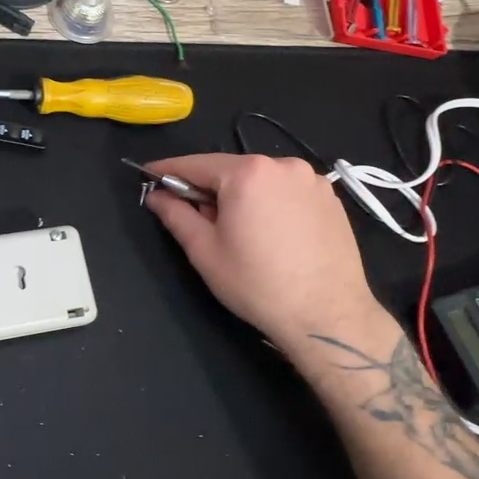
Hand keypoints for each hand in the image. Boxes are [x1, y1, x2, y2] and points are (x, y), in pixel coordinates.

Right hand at [143, 154, 383, 361]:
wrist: (328, 315)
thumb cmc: (257, 284)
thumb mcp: (204, 250)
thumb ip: (176, 215)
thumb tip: (157, 196)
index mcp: (247, 173)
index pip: (195, 164)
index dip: (168, 171)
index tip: (147, 175)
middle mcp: (283, 165)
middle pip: (230, 170)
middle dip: (208, 189)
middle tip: (196, 219)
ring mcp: (312, 180)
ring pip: (260, 180)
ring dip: (241, 196)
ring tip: (237, 232)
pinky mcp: (331, 199)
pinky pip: (286, 191)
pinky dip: (269, 203)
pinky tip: (269, 234)